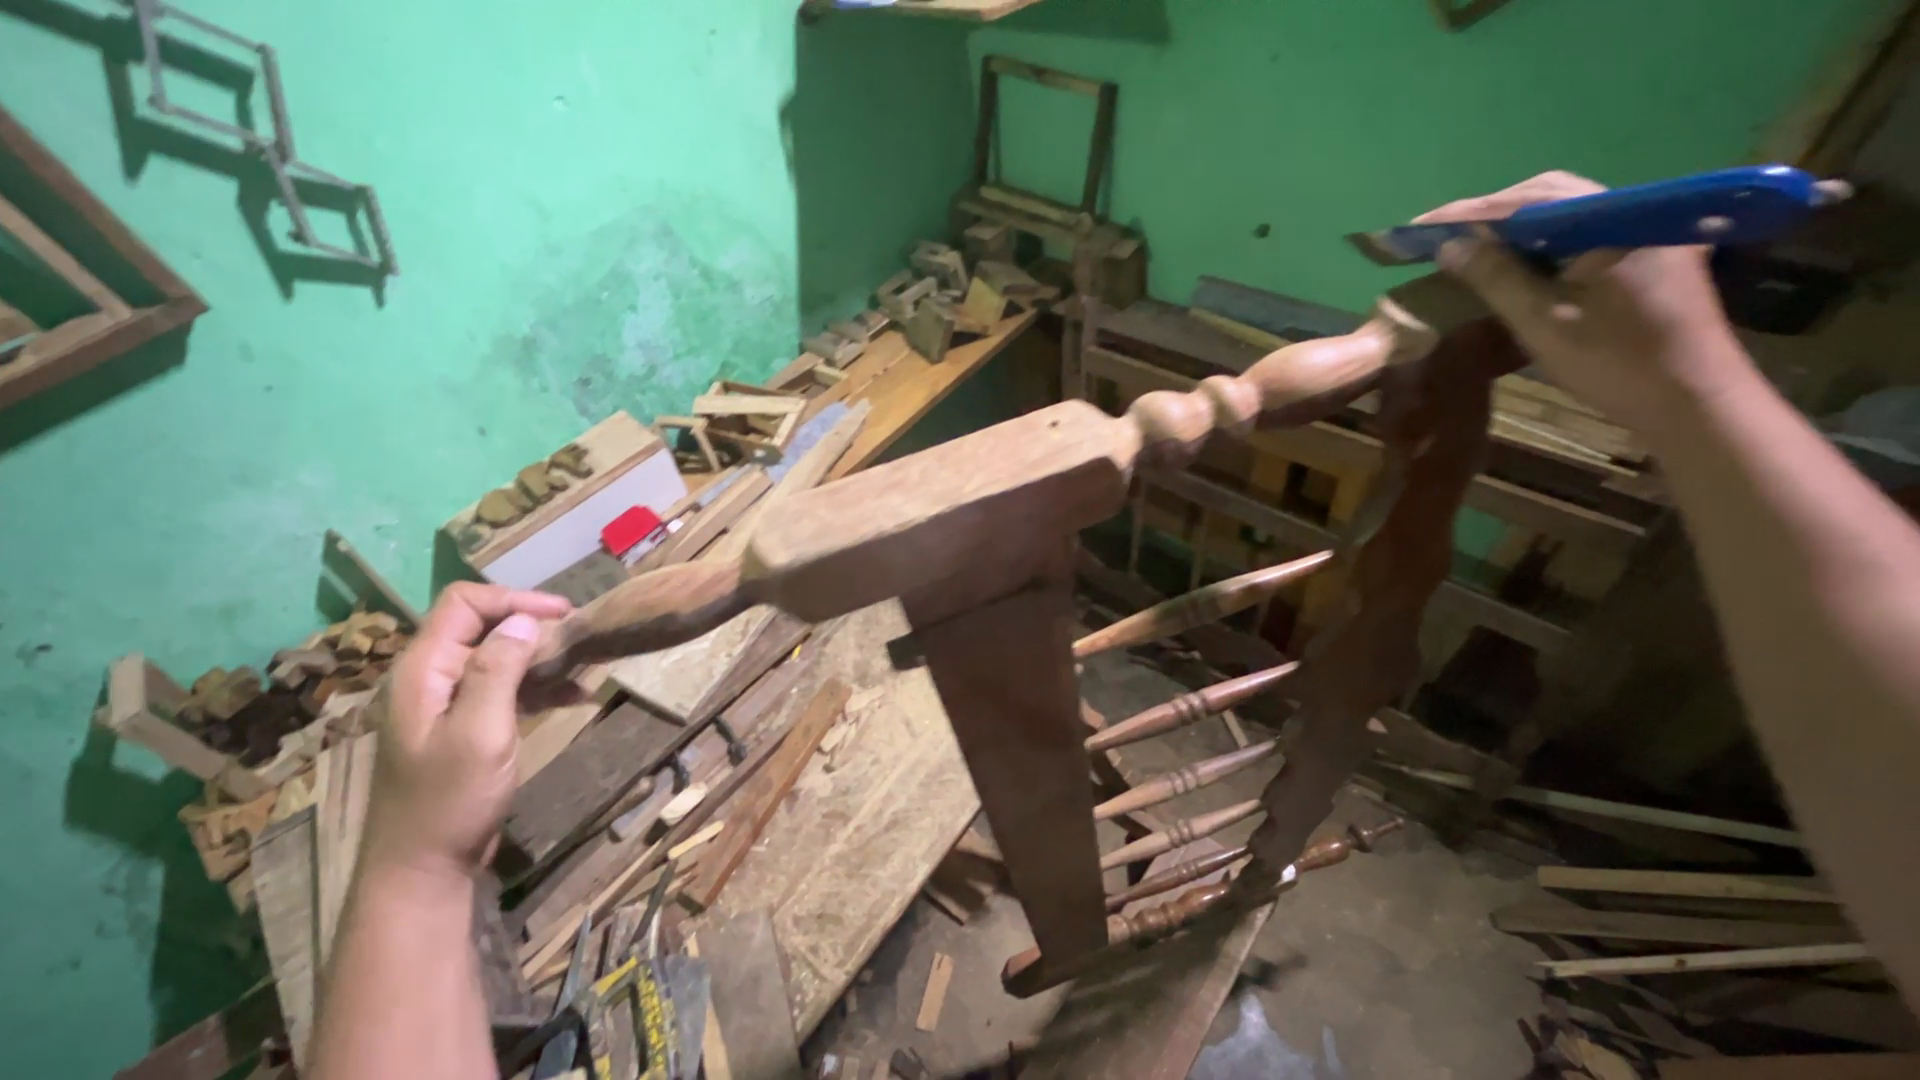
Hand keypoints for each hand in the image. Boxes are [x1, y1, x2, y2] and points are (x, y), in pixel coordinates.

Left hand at [366, 584, 572, 878]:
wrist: (423, 867)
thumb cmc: (450, 799)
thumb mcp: (479, 732)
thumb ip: (498, 671)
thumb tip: (525, 621)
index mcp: (424, 669)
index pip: (465, 603)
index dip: (515, 599)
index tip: (563, 614)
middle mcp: (432, 677)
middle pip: (483, 626)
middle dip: (534, 625)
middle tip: (581, 638)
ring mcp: (448, 703)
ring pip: (499, 656)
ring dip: (542, 656)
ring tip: (586, 663)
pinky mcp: (466, 726)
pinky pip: (505, 688)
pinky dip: (539, 686)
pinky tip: (576, 695)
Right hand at [1418, 170, 1751, 436]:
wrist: (1694, 403)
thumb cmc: (1616, 365)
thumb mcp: (1542, 323)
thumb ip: (1496, 277)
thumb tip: (1450, 245)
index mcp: (1617, 222)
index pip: (1530, 201)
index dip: (1470, 212)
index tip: (1420, 226)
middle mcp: (1639, 212)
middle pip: (1553, 195)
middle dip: (1493, 212)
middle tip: (1442, 233)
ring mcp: (1650, 231)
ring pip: (1570, 211)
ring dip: (1518, 225)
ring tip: (1472, 244)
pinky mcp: (1650, 253)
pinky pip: (1586, 230)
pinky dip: (1544, 239)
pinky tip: (1517, 258)